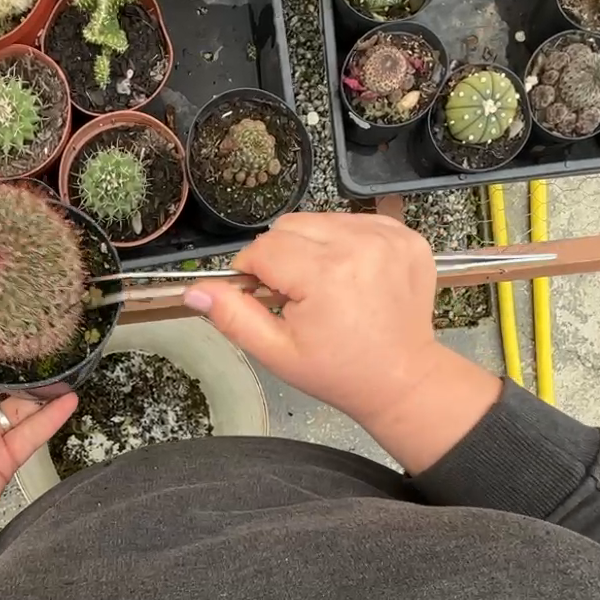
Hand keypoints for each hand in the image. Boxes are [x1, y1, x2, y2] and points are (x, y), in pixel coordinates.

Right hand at [186, 212, 500, 472]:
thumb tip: (194, 290)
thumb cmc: (337, 371)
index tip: (262, 297)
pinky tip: (348, 277)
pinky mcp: (405, 236)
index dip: (252, 272)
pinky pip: (354, 222)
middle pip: (290, 227)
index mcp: (325, 275)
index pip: (263, 249)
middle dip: (281, 257)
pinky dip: (342, 243)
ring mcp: (388, 237)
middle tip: (294, 297)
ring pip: (320, 220)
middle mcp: (359, 245)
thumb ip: (233, 317)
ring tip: (323, 287)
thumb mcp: (276, 352)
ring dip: (310, 248)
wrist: (401, 379)